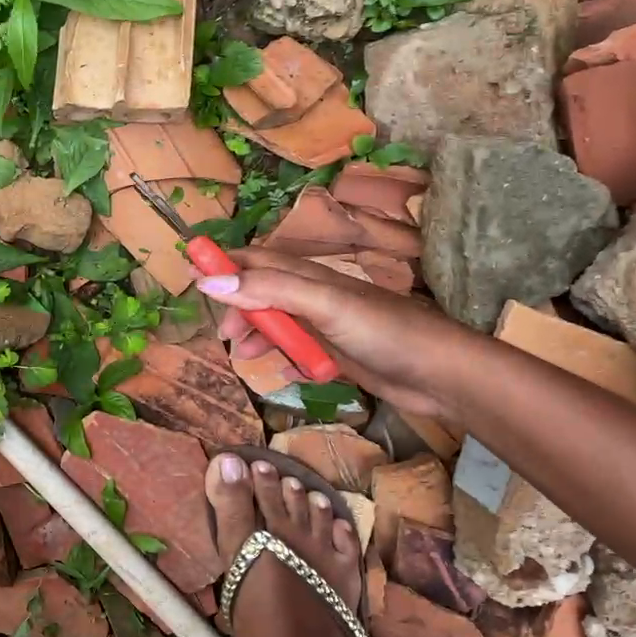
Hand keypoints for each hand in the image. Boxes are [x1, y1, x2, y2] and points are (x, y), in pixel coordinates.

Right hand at [200, 248, 484, 426]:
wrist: (445, 376)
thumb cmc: (386, 332)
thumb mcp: (322, 305)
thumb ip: (267, 290)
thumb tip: (208, 282)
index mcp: (307, 275)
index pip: (253, 260)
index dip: (221, 264)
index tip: (190, 274)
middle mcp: (311, 295)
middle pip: (257, 291)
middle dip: (235, 307)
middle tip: (224, 334)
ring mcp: (323, 324)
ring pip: (273, 322)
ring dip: (254, 335)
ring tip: (244, 355)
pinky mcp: (334, 351)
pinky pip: (293, 348)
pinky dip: (278, 356)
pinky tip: (274, 370)